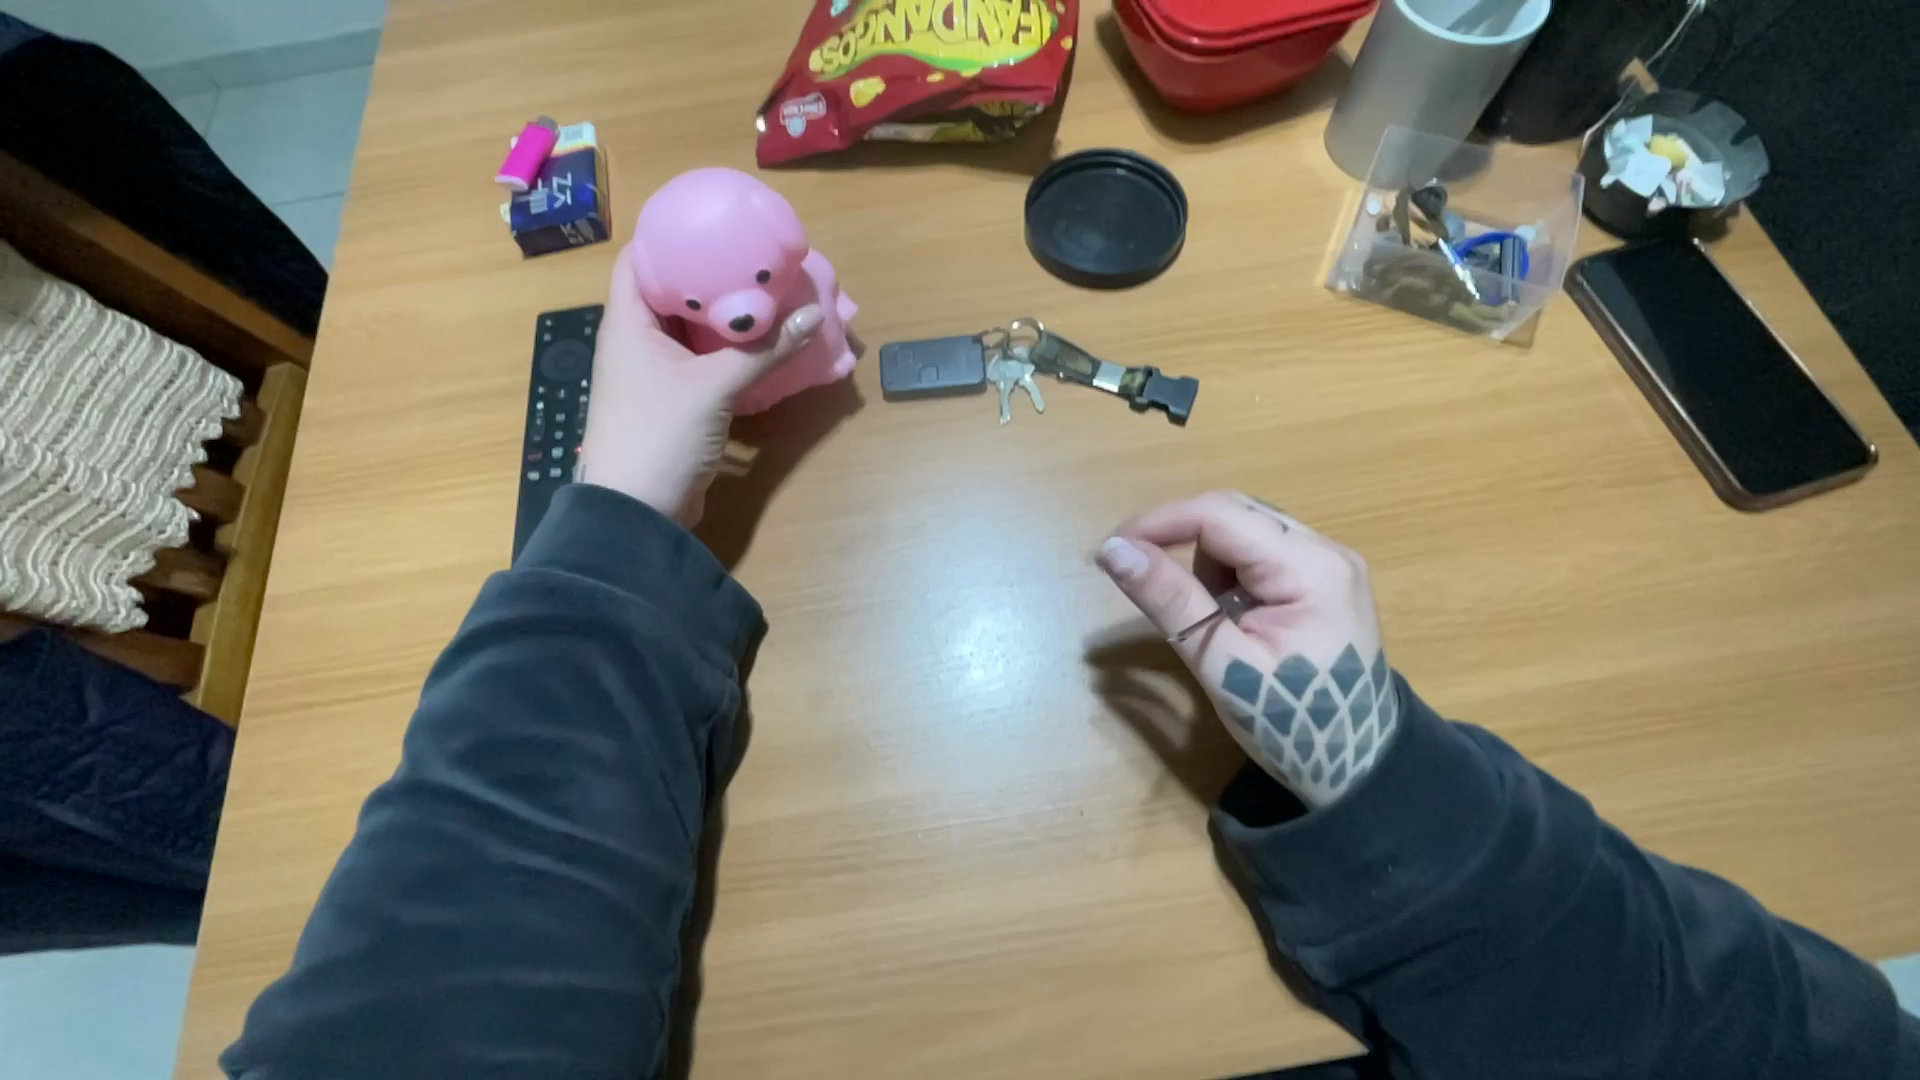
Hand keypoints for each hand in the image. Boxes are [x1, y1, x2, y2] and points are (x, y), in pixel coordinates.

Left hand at [578, 244, 822, 524]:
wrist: (638, 512)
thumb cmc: (660, 434)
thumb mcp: (714, 386)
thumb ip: (764, 350)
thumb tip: (813, 314)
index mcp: (627, 324)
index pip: (640, 260)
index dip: (671, 237)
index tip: (716, 225)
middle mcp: (636, 342)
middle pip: (674, 295)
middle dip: (713, 278)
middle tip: (756, 259)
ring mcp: (655, 375)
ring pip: (693, 334)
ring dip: (726, 320)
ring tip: (767, 296)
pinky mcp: (676, 403)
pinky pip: (704, 364)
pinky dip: (730, 353)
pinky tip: (763, 346)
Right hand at [1095, 492, 1398, 807]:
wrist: (1355, 770)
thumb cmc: (1289, 724)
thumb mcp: (1221, 664)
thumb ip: (1170, 600)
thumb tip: (1113, 551)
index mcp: (1311, 568)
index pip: (1219, 515)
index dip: (1157, 523)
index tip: (1110, 551)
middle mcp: (1325, 550)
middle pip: (1232, 513)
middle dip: (1178, 538)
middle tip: (1137, 574)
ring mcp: (1326, 563)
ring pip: (1241, 530)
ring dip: (1203, 561)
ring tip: (1206, 621)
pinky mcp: (1319, 579)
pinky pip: (1256, 554)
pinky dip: (1225, 576)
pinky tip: (1229, 618)